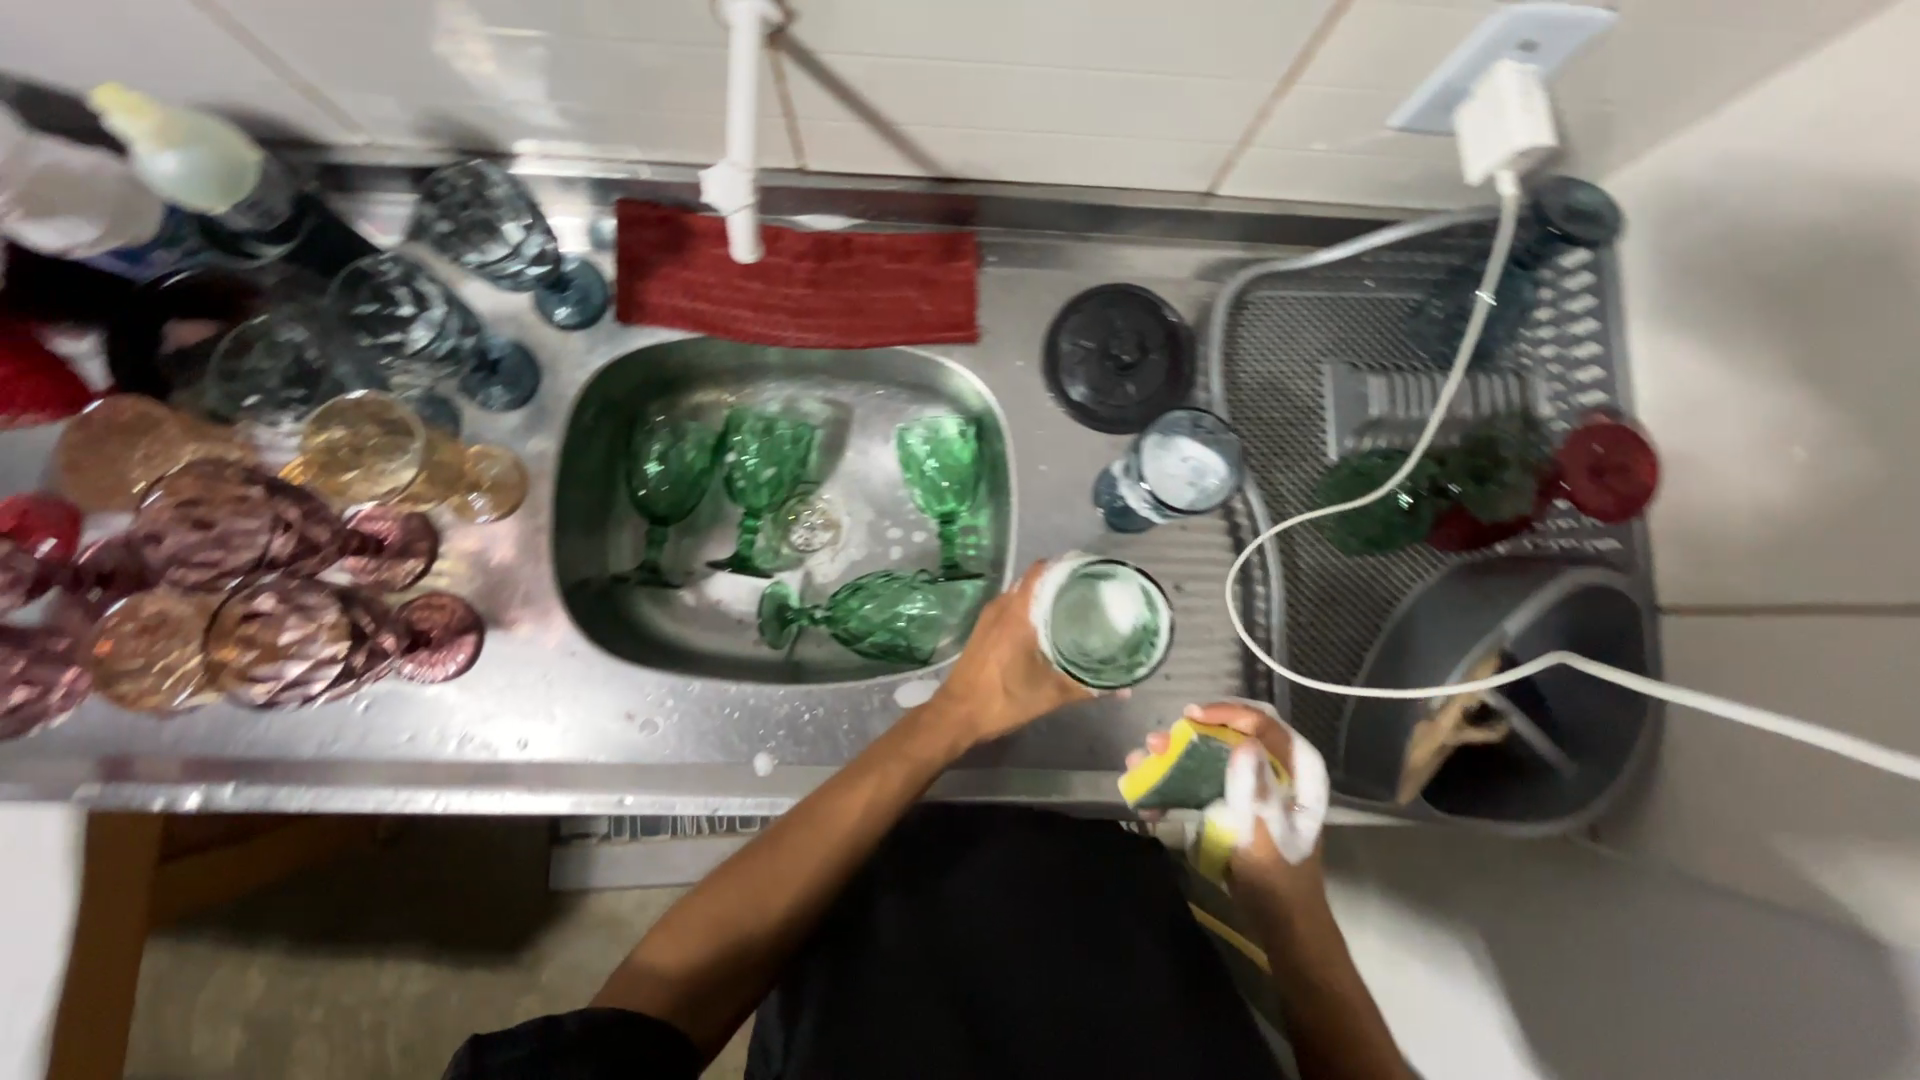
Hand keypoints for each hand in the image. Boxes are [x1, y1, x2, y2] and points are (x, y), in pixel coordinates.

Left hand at [925, 560, 1096, 746]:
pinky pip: (1012, 606)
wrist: (956, 714)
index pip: (1042, 571)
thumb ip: (1087, 687)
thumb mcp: (1050, 695)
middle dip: (1060, 581)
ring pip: (1022, 593)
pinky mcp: (983, 628)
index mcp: (1018, 613)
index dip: (1066, 565)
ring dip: (1045, 595)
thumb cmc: (1002, 700)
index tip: (1091, 571)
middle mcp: (1002, 606)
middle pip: (1034, 579)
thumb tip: (1124, 689)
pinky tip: (1047, 625)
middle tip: (1090, 590)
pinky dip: (1030, 608)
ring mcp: (989, 616)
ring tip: (1074, 605)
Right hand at [1127, 701, 1329, 918]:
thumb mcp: (1267, 835)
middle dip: (1188, 737)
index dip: (1228, 713)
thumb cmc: (1279, 879)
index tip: (1191, 716)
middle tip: (1155, 743)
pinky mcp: (1231, 807)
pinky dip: (1173, 786)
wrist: (1280, 923)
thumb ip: (1256, 790)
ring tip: (1140, 763)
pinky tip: (1147, 797)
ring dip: (1173, 759)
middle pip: (1229, 737)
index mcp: (1295, 774)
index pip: (1263, 724)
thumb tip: (1242, 743)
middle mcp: (1272, 773)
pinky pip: (1199, 785)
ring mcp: (1249, 790)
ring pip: (1209, 760)